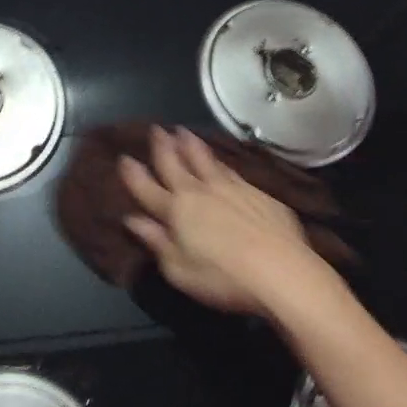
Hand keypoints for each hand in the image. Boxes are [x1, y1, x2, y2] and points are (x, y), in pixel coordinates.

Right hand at [119, 125, 342, 316]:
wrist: (281, 270)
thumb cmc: (222, 277)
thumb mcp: (179, 270)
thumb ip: (156, 242)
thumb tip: (133, 220)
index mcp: (176, 211)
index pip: (148, 188)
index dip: (134, 174)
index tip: (124, 157)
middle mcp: (199, 191)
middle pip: (176, 164)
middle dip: (163, 146)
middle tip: (156, 129)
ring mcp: (230, 188)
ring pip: (205, 160)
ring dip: (191, 145)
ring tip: (183, 132)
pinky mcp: (256, 193)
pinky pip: (231, 170)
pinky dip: (220, 161)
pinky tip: (220, 160)